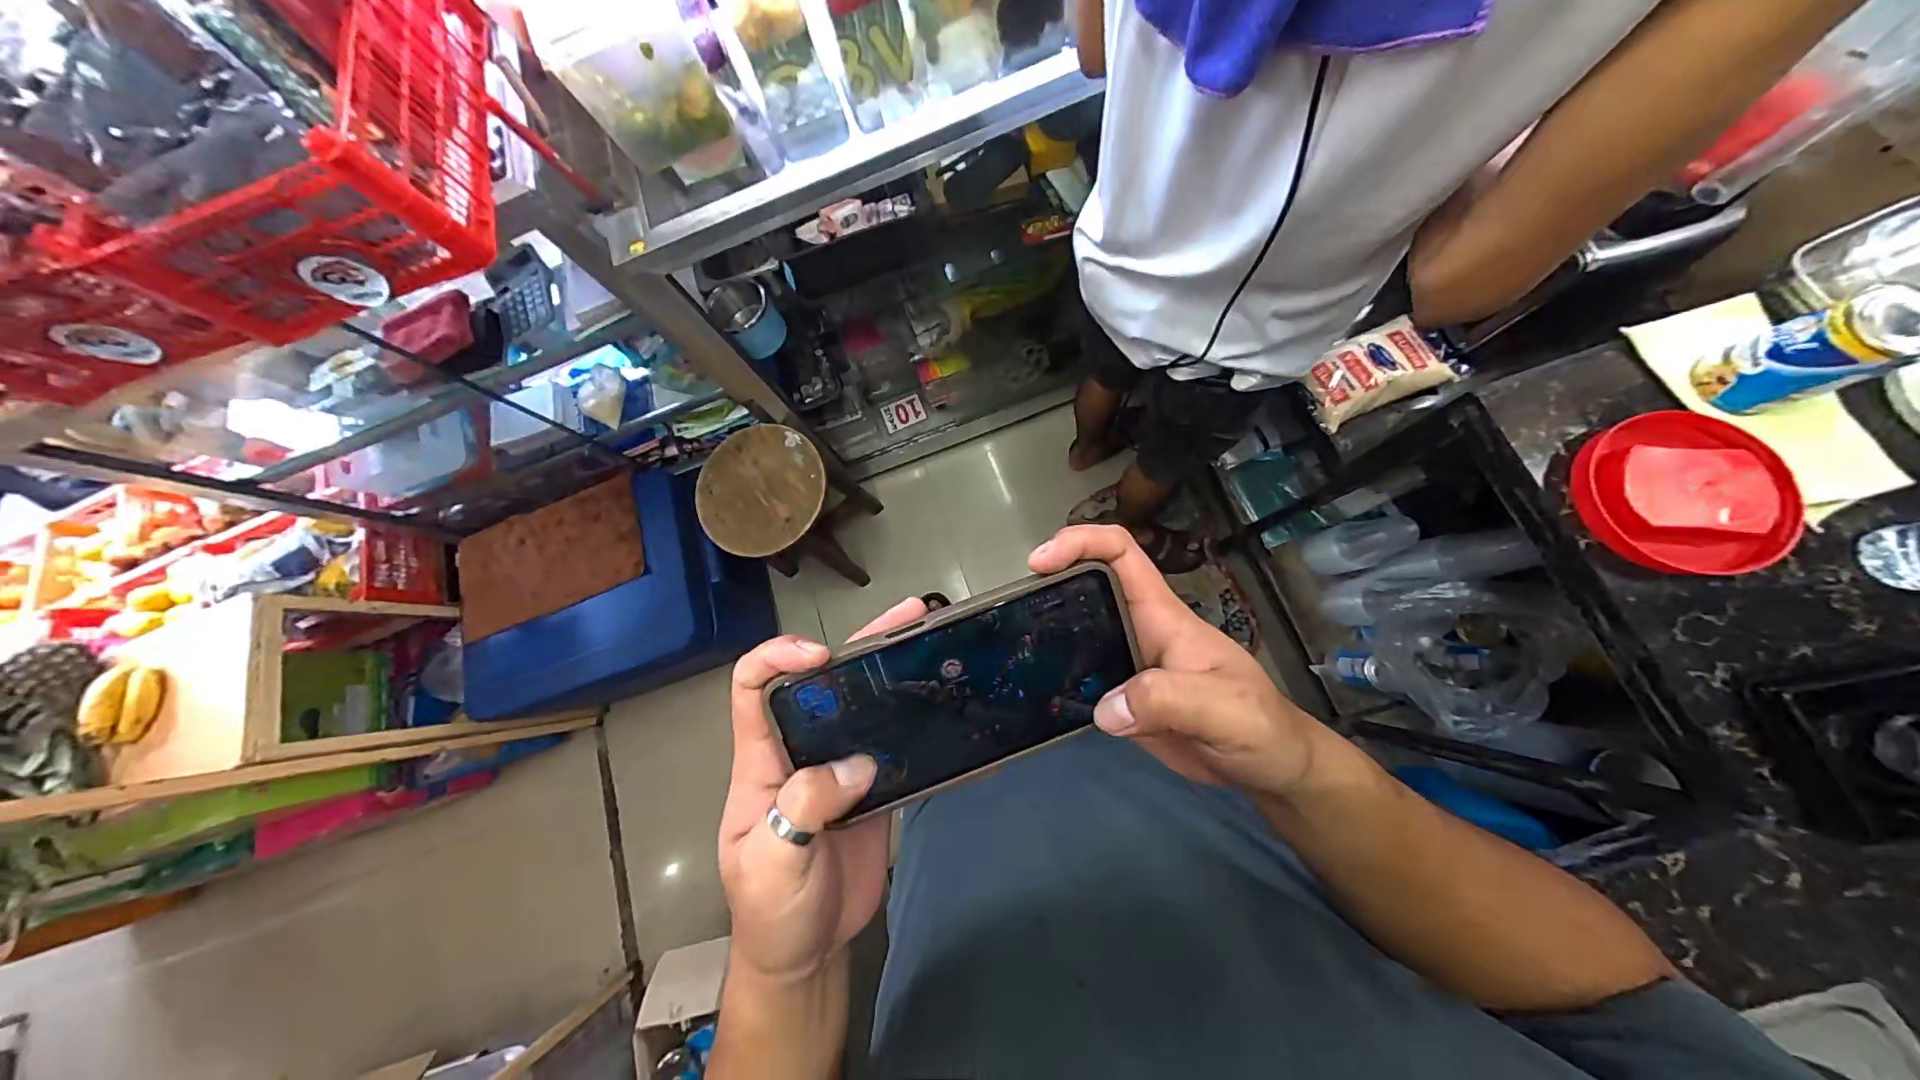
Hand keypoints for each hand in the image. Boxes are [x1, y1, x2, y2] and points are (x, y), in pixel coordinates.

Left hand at [717, 597, 928, 983]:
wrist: (805, 953)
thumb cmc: (768, 911)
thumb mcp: (769, 864)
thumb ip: (801, 810)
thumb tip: (857, 766)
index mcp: (763, 762)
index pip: (753, 688)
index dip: (777, 658)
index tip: (818, 655)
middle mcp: (802, 751)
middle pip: (824, 683)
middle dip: (859, 644)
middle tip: (907, 616)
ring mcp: (839, 770)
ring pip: (864, 708)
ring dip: (894, 674)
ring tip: (930, 642)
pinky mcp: (872, 791)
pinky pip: (894, 748)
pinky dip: (917, 726)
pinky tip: (945, 707)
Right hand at [1029, 525, 1344, 799]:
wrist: (1268, 767)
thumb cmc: (1259, 726)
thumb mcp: (1224, 709)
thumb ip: (1170, 700)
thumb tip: (1105, 709)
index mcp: (1162, 615)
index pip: (1121, 553)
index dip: (1081, 542)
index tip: (1041, 560)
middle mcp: (1138, 630)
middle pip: (1087, 585)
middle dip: (1049, 583)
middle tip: (1009, 608)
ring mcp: (1127, 664)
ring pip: (1077, 631)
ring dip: (1044, 632)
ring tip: (1007, 648)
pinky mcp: (1120, 699)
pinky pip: (1079, 676)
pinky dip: (1054, 678)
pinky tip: (1033, 693)